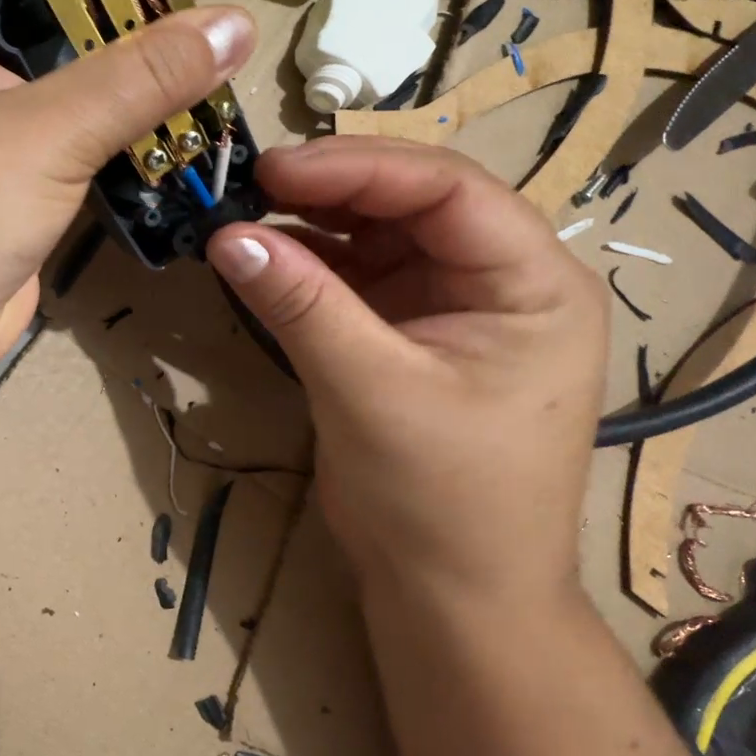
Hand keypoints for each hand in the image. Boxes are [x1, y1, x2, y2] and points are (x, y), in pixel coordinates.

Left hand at [0, 0, 253, 375]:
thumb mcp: (51, 128)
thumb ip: (139, 75)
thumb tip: (233, 24)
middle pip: (36, 20)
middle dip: (105, 0)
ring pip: (61, 87)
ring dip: (120, 70)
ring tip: (201, 39)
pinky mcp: (15, 193)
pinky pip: (74, 145)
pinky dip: (118, 132)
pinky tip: (176, 119)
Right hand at [204, 141, 608, 604]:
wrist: (449, 587)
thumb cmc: (441, 493)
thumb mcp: (369, 390)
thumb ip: (300, 305)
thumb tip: (225, 237)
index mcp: (530, 282)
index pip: (448, 191)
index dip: (359, 168)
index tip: (272, 170)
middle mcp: (494, 280)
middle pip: (412, 202)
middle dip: (332, 187)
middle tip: (250, 184)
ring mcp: (443, 307)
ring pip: (375, 236)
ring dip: (311, 222)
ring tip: (244, 214)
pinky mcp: (399, 334)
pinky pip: (349, 279)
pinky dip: (303, 265)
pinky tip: (259, 258)